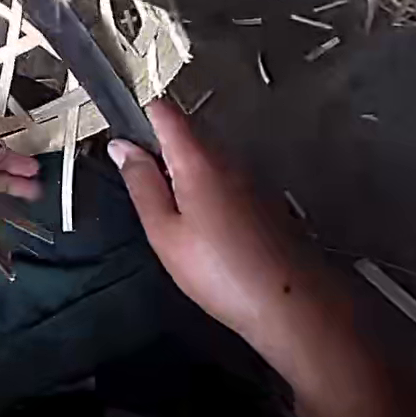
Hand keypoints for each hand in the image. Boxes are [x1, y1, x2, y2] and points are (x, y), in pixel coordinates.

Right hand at [109, 99, 305, 339]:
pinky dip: (204, 186)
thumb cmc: (219, 270)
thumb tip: (121, 146)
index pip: (165, 111)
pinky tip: (201, 225)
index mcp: (198, 158)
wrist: (294, 305)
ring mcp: (250, 174)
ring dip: (181, 169)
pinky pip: (224, 173)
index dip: (139, 117)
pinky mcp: (263, 195)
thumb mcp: (164, 230)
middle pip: (186, 129)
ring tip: (170, 212)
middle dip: (158, 147)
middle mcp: (228, 156)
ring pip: (206, 153)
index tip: (123, 142)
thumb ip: (141, 182)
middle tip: (142, 188)